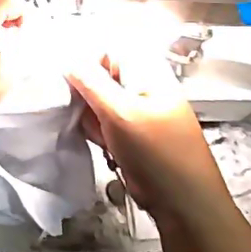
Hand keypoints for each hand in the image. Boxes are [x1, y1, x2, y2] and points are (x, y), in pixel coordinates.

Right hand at [66, 47, 232, 224]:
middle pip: (100, 76)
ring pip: (99, 103)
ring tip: (102, 136)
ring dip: (91, 118)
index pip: (108, 49)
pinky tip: (106, 147)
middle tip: (88, 114)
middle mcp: (143, 86)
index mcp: (147, 71)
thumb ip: (91, 82)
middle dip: (86, 95)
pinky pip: (105, 124)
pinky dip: (100, 134)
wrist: (183, 202)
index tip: (68, 80)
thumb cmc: (157, 153)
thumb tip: (67, 59)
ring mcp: (138, 111)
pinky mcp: (132, 134)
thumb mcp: (120, 113)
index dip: (85, 62)